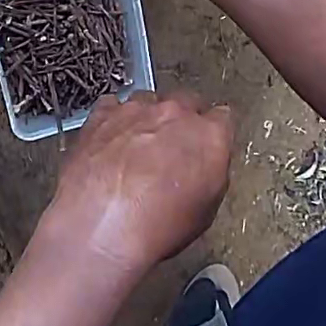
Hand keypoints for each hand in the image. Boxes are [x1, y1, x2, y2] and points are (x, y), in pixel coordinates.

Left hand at [33, 90, 234, 278]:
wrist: (102, 225)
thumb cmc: (153, 224)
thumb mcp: (205, 212)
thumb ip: (211, 174)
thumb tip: (205, 167)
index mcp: (209, 136)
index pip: (222, 119)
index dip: (214, 133)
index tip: (207, 144)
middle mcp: (175, 114)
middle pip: (187, 102)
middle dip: (183, 121)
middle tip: (173, 148)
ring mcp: (137, 110)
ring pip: (149, 101)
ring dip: (148, 118)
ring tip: (138, 148)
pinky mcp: (103, 114)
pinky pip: (113, 105)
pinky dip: (114, 119)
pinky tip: (112, 140)